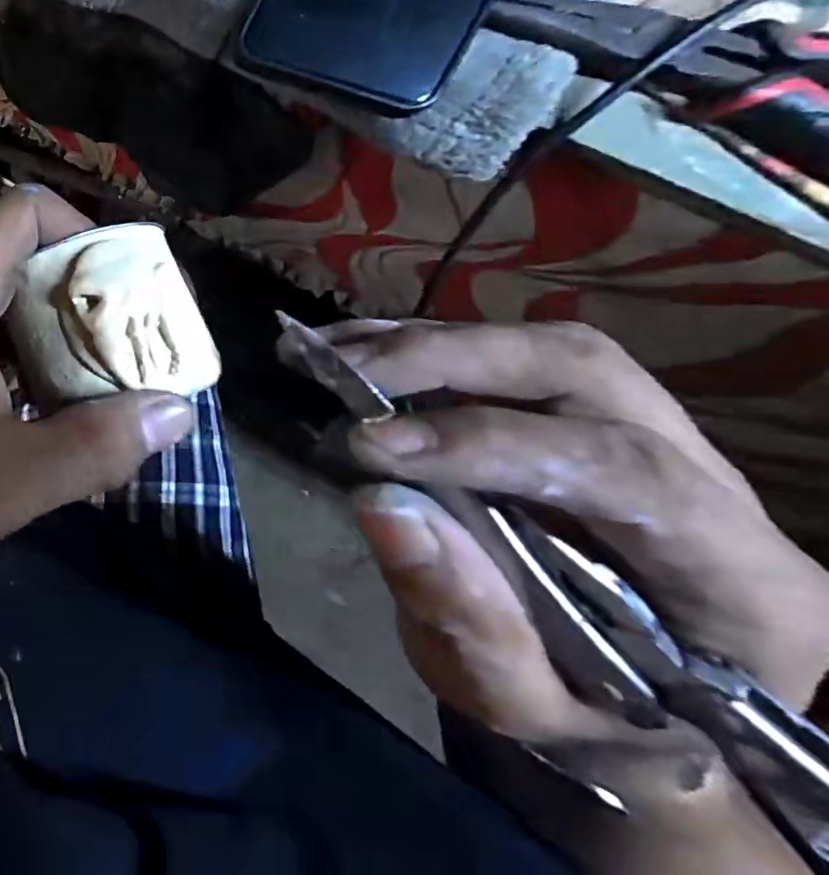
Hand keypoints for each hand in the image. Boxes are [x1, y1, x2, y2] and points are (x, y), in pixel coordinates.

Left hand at [0, 187, 198, 566]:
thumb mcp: (6, 476)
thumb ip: (94, 445)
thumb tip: (174, 410)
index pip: (29, 211)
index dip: (90, 235)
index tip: (134, 293)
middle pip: (30, 255)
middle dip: (92, 296)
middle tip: (138, 350)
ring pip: (12, 299)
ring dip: (64, 333)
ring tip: (110, 384)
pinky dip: (31, 357)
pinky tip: (56, 406)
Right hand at [297, 319, 828, 741]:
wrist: (615, 700)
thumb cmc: (579, 714)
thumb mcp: (521, 702)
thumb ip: (469, 623)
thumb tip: (379, 502)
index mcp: (735, 574)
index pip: (626, 471)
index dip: (489, 444)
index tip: (370, 447)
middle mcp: (703, 477)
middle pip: (583, 372)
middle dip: (447, 361)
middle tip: (341, 375)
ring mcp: (639, 431)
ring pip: (537, 348)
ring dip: (418, 343)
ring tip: (322, 353)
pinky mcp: (568, 416)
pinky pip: (495, 355)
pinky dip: (410, 344)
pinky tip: (344, 351)